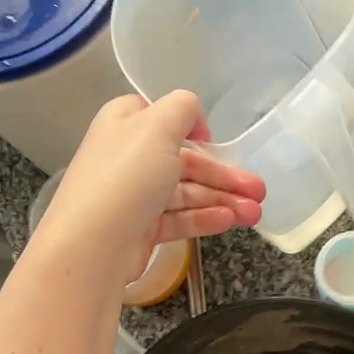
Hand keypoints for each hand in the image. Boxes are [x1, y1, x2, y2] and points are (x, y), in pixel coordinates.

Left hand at [35, 91, 265, 283]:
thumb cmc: (127, 177)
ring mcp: (135, 196)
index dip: (193, 128)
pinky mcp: (141, 230)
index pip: (163, 118)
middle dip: (224, 176)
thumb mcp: (157, 125)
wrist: (94, 244)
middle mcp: (128, 157)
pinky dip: (205, 219)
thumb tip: (195, 119)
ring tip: (254, 214)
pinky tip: (230, 221)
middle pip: (184, 162)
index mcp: (126, 124)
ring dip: (223, 201)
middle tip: (259, 191)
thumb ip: (183, 109)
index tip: (217, 142)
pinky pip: (179, 219)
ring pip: (187, 194)